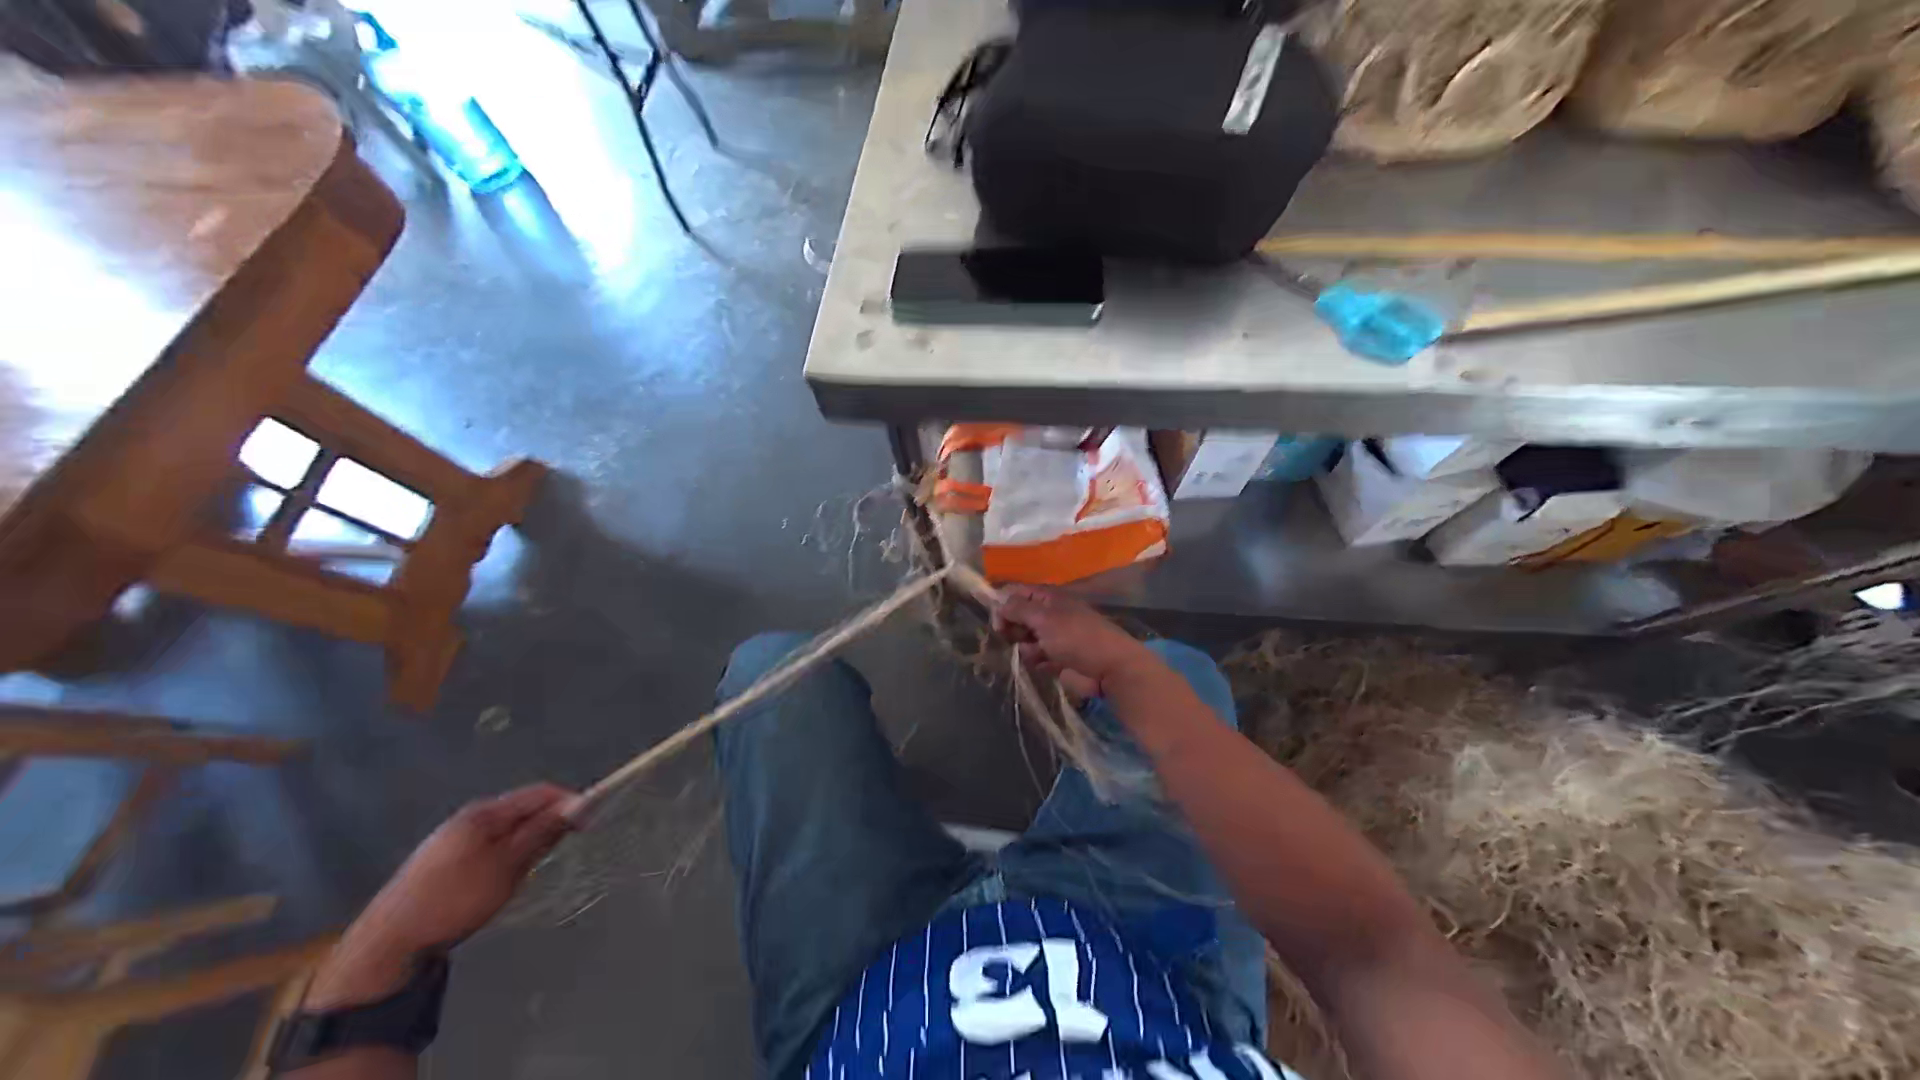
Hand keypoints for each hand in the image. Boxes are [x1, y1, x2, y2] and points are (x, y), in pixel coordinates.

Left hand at [305, 784, 579, 1008]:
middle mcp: (469, 817)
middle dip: (548, 821)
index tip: (590, 822)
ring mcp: (452, 839)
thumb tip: (575, 804)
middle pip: (522, 808)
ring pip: (506, 828)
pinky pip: (489, 844)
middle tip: (562, 849)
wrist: (388, 944)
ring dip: (528, 839)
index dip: (569, 801)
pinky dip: (508, 852)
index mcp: (485, 812)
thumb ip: (542, 833)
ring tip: (533, 867)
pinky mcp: (442, 861)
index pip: (539, 792)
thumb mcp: (507, 866)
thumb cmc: (455, 900)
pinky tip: (503, 877)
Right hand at [993, 585, 1153, 697]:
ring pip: (1023, 639)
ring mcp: (1051, 637)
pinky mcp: (1054, 659)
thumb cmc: (1077, 637)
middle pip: (1017, 617)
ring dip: (1024, 646)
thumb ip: (1018, 609)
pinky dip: (1035, 661)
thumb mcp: (1044, 618)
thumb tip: (997, 603)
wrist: (1108, 668)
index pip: (1017, 593)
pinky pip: (1033, 657)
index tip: (997, 620)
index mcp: (1048, 599)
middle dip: (1011, 627)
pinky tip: (1045, 664)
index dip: (1003, 603)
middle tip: (1015, 636)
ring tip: (1037, 653)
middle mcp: (1048, 615)